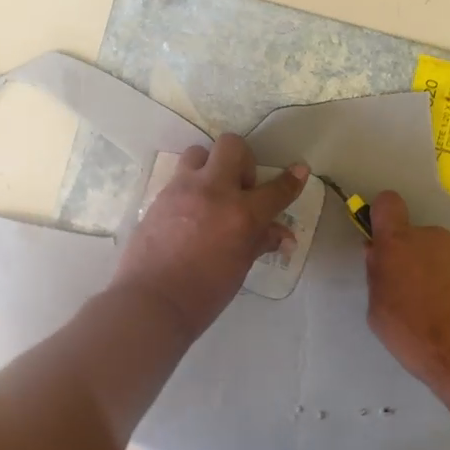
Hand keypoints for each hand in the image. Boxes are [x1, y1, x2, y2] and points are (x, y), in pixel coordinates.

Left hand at [115, 136, 306, 340]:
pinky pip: (179, 176)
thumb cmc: (203, 294)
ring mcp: (183, 190)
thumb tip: (282, 235)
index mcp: (241, 215)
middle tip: (240, 190)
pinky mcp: (159, 196)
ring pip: (199, 152)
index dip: (291, 180)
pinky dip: (190, 187)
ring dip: (210, 166)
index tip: (298, 171)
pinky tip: (188, 212)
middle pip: (233, 147)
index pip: (275, 191)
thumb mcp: (239, 268)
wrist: (150, 302)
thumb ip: (259, 242)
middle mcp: (213, 192)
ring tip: (210, 194)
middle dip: (242, 161)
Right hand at [364, 191, 449, 401]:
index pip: (388, 205)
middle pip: (421, 239)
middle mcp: (435, 237)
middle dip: (418, 261)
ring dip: (445, 273)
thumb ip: (378, 277)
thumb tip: (379, 255)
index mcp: (400, 245)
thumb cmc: (419, 339)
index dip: (385, 216)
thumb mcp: (380, 314)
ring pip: (448, 255)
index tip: (387, 238)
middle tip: (421, 298)